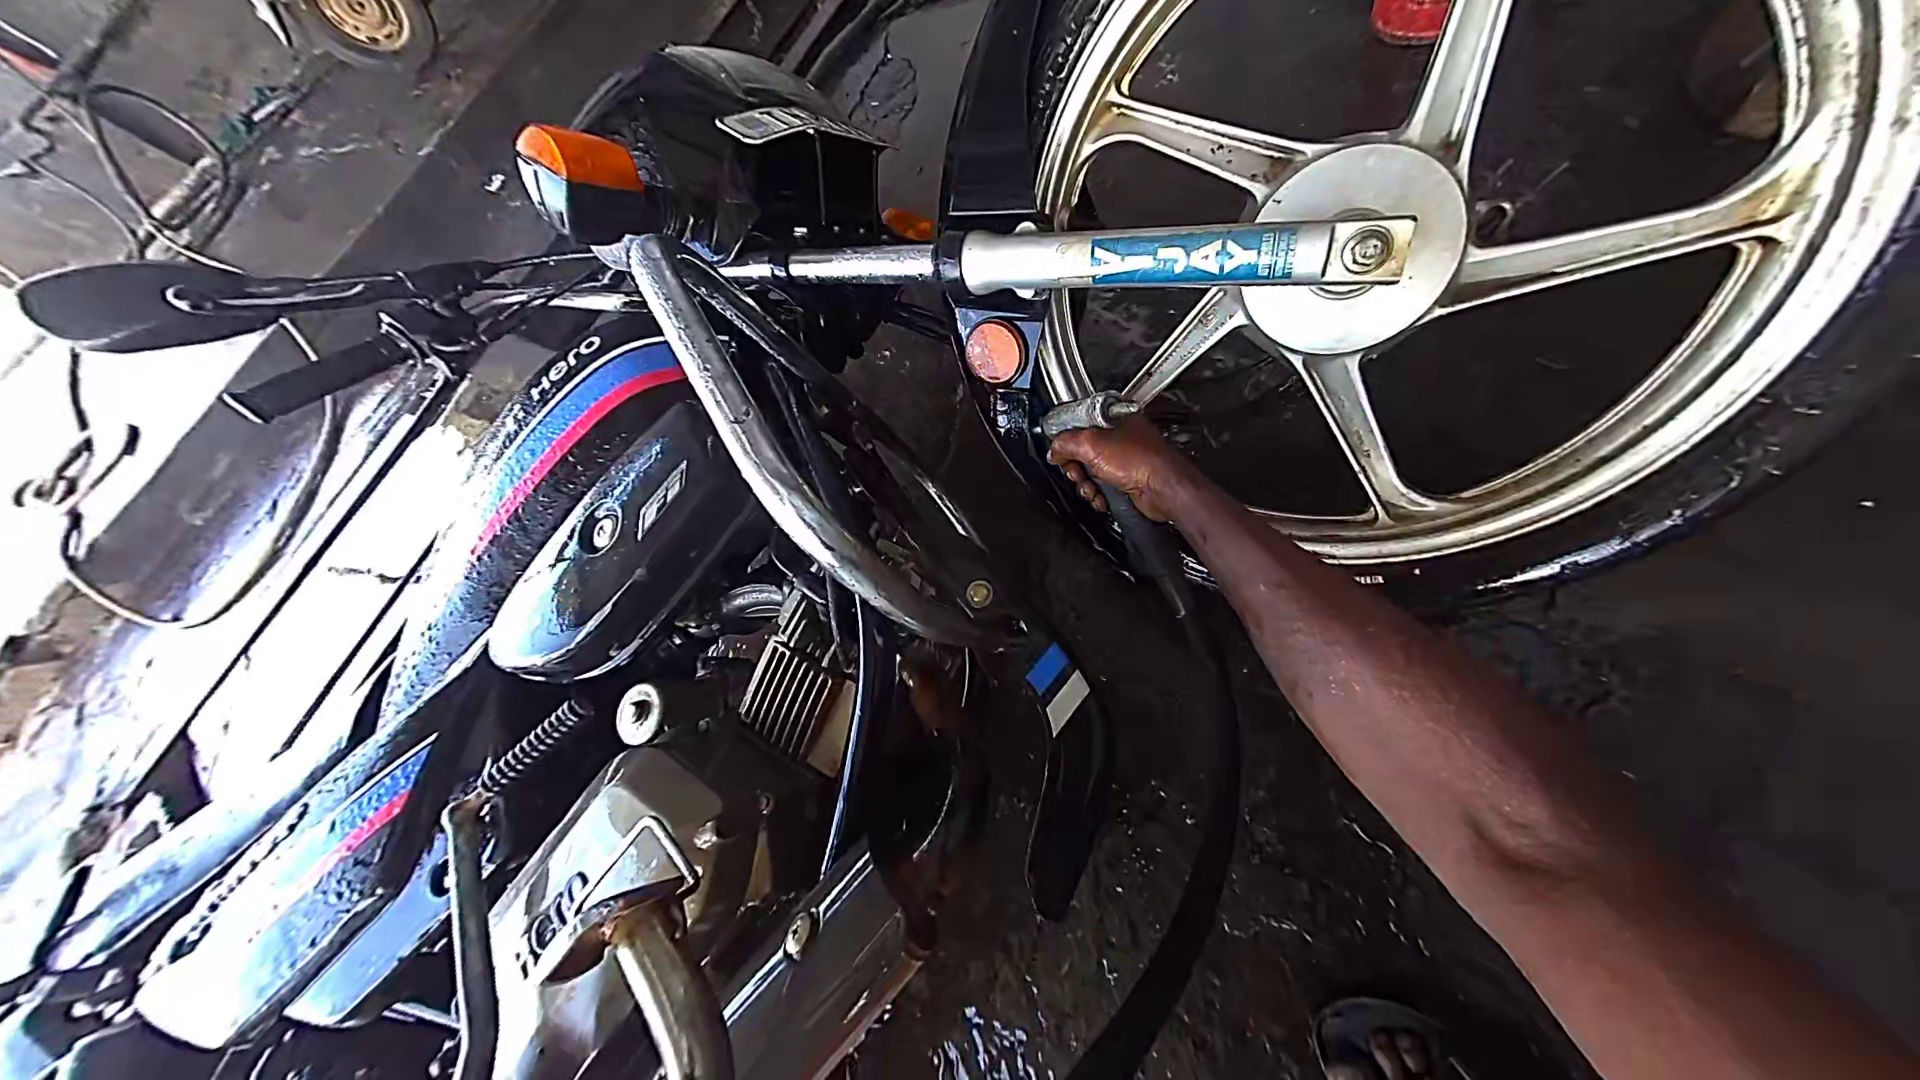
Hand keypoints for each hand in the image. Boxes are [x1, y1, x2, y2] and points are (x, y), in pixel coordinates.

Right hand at [1046, 414, 1190, 522]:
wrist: (1163, 489)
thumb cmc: (1141, 461)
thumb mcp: (1091, 445)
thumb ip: (1065, 444)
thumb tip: (1054, 450)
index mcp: (1113, 419)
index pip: (1078, 427)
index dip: (1067, 442)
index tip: (1063, 454)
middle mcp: (1120, 437)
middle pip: (1082, 453)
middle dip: (1076, 469)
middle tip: (1079, 473)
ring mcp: (1124, 459)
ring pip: (1091, 473)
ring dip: (1087, 485)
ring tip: (1093, 488)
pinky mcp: (1127, 480)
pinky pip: (1102, 487)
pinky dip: (1098, 495)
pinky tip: (1103, 497)